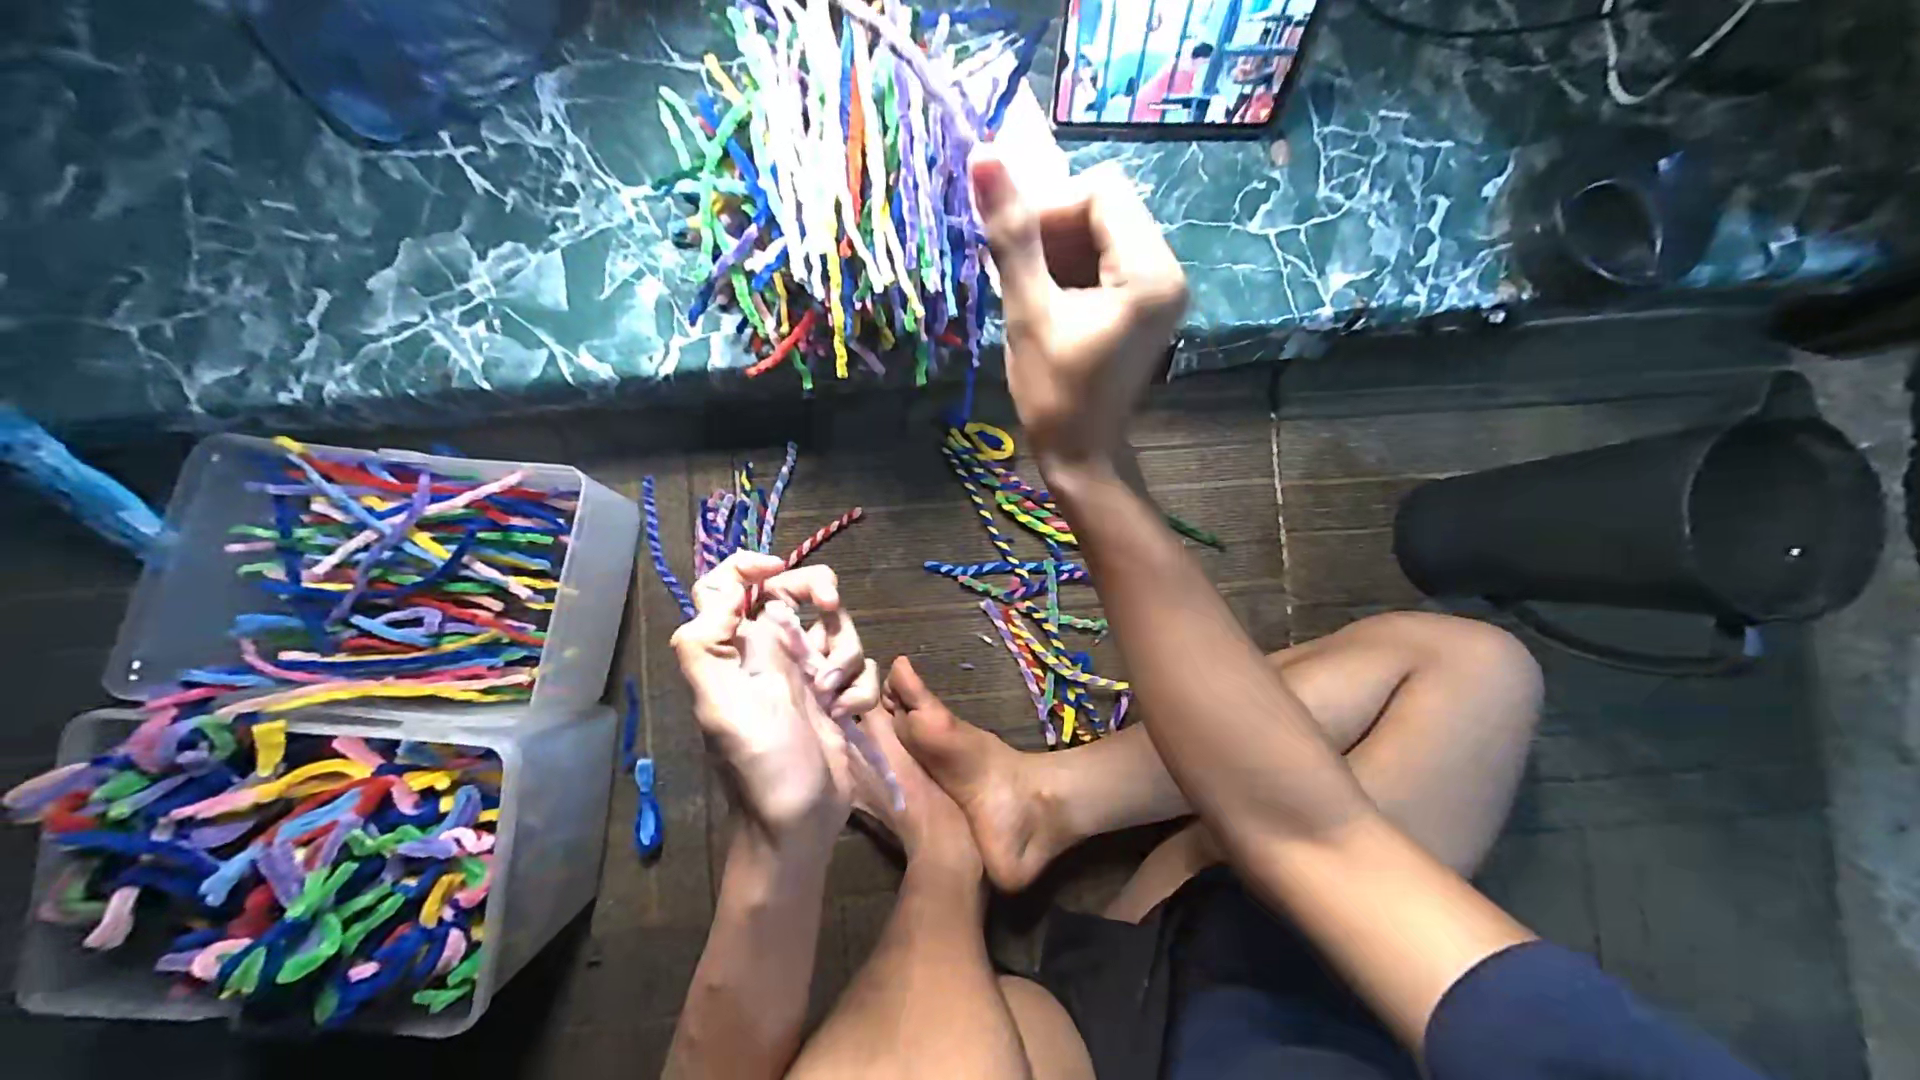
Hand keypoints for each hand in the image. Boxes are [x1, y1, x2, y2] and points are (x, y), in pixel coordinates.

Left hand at [671, 552, 881, 846]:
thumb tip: (724, 592)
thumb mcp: (720, 706)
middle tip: (830, 606)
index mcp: (731, 648)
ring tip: (831, 695)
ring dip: (844, 654)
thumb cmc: (760, 765)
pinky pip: (859, 666)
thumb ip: (706, 643)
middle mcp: (767, 651)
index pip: (722, 585)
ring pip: (835, 627)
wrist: (801, 822)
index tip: (778, 568)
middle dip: (819, 592)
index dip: (746, 565)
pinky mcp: (836, 692)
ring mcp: (805, 672)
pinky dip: (859, 686)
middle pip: (794, 590)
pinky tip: (845, 714)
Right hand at [971, 146, 1187, 465]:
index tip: (1017, 254)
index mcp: (1150, 272)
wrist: (1080, 453)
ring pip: (1100, 233)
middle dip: (1052, 233)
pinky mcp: (1143, 303)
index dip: (1050, 210)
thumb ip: (1010, 235)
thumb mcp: (1028, 311)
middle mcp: (1166, 270)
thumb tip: (984, 155)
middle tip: (1020, 278)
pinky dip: (1069, 270)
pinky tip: (1047, 301)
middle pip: (1104, 208)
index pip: (1101, 192)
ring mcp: (1158, 288)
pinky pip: (1103, 260)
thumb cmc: (1053, 393)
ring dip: (1056, 252)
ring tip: (1031, 294)